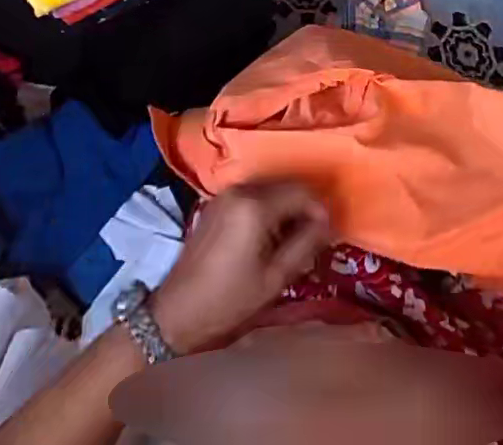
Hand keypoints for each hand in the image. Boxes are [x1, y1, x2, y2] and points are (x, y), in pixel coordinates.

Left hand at [148, 182, 331, 353]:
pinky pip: (254, 196)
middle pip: (288, 186)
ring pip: (272, 190)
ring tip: (292, 240)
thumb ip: (306, 244)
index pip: (303, 192)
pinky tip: (269, 236)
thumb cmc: (228, 301)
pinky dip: (268, 209)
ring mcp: (225, 195)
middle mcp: (240, 190)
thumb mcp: (275, 278)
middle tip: (313, 238)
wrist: (174, 316)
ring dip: (287, 208)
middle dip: (305, 209)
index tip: (327, 234)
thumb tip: (328, 225)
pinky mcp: (216, 203)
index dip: (320, 211)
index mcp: (255, 206)